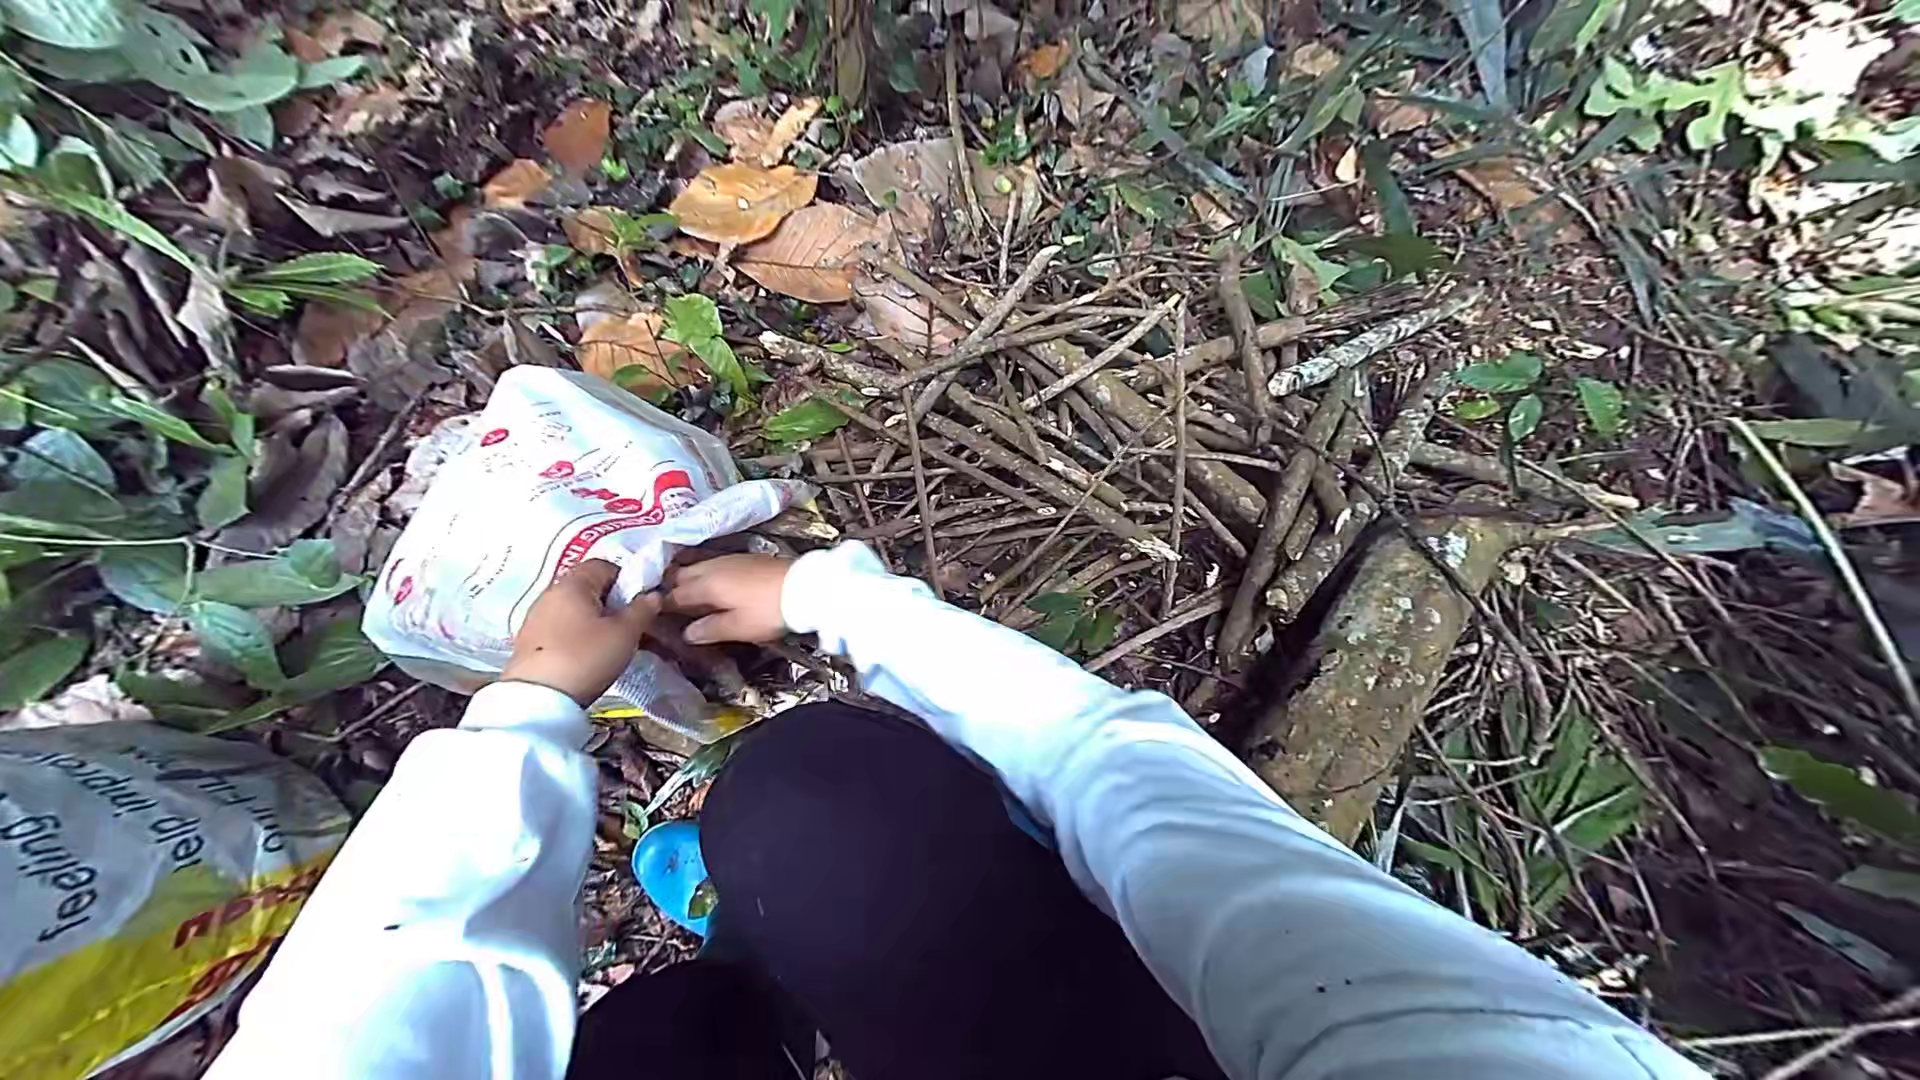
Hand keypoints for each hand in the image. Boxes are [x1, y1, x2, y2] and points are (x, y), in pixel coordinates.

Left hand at [503, 559, 659, 704]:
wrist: (538, 700)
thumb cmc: (587, 656)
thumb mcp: (626, 633)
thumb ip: (643, 609)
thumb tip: (653, 594)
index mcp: (572, 584)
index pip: (603, 565)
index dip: (627, 577)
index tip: (640, 599)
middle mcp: (549, 594)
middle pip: (588, 586)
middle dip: (612, 599)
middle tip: (631, 621)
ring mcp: (535, 618)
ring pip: (574, 607)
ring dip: (595, 617)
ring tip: (612, 639)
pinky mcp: (529, 641)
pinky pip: (562, 626)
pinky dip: (578, 632)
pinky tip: (589, 652)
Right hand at [665, 554, 792, 644]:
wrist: (805, 585)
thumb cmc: (768, 610)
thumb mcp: (738, 627)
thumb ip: (710, 629)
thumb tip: (687, 633)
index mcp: (704, 585)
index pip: (673, 596)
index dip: (663, 608)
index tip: (656, 618)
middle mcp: (712, 567)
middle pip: (681, 574)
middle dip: (672, 588)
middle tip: (670, 606)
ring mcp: (730, 559)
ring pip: (698, 566)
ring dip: (690, 579)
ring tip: (690, 598)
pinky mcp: (746, 558)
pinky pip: (716, 564)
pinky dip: (708, 575)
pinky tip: (715, 587)